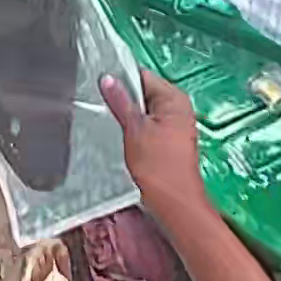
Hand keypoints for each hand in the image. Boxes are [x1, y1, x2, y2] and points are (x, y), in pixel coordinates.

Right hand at [100, 70, 210, 227]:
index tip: (102, 86)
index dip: (121, 79)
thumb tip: (107, 78)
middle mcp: (179, 107)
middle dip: (125, 98)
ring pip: (144, 109)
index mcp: (174, 98)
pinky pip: (148, 123)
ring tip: (116, 124)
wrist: (175, 205)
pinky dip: (136, 127)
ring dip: (129, 115)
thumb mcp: (133, 129)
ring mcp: (176, 123)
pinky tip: (126, 136)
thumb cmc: (159, 167)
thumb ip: (120, 100)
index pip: (142, 75)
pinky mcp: (170, 138)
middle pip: (143, 91)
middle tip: (105, 107)